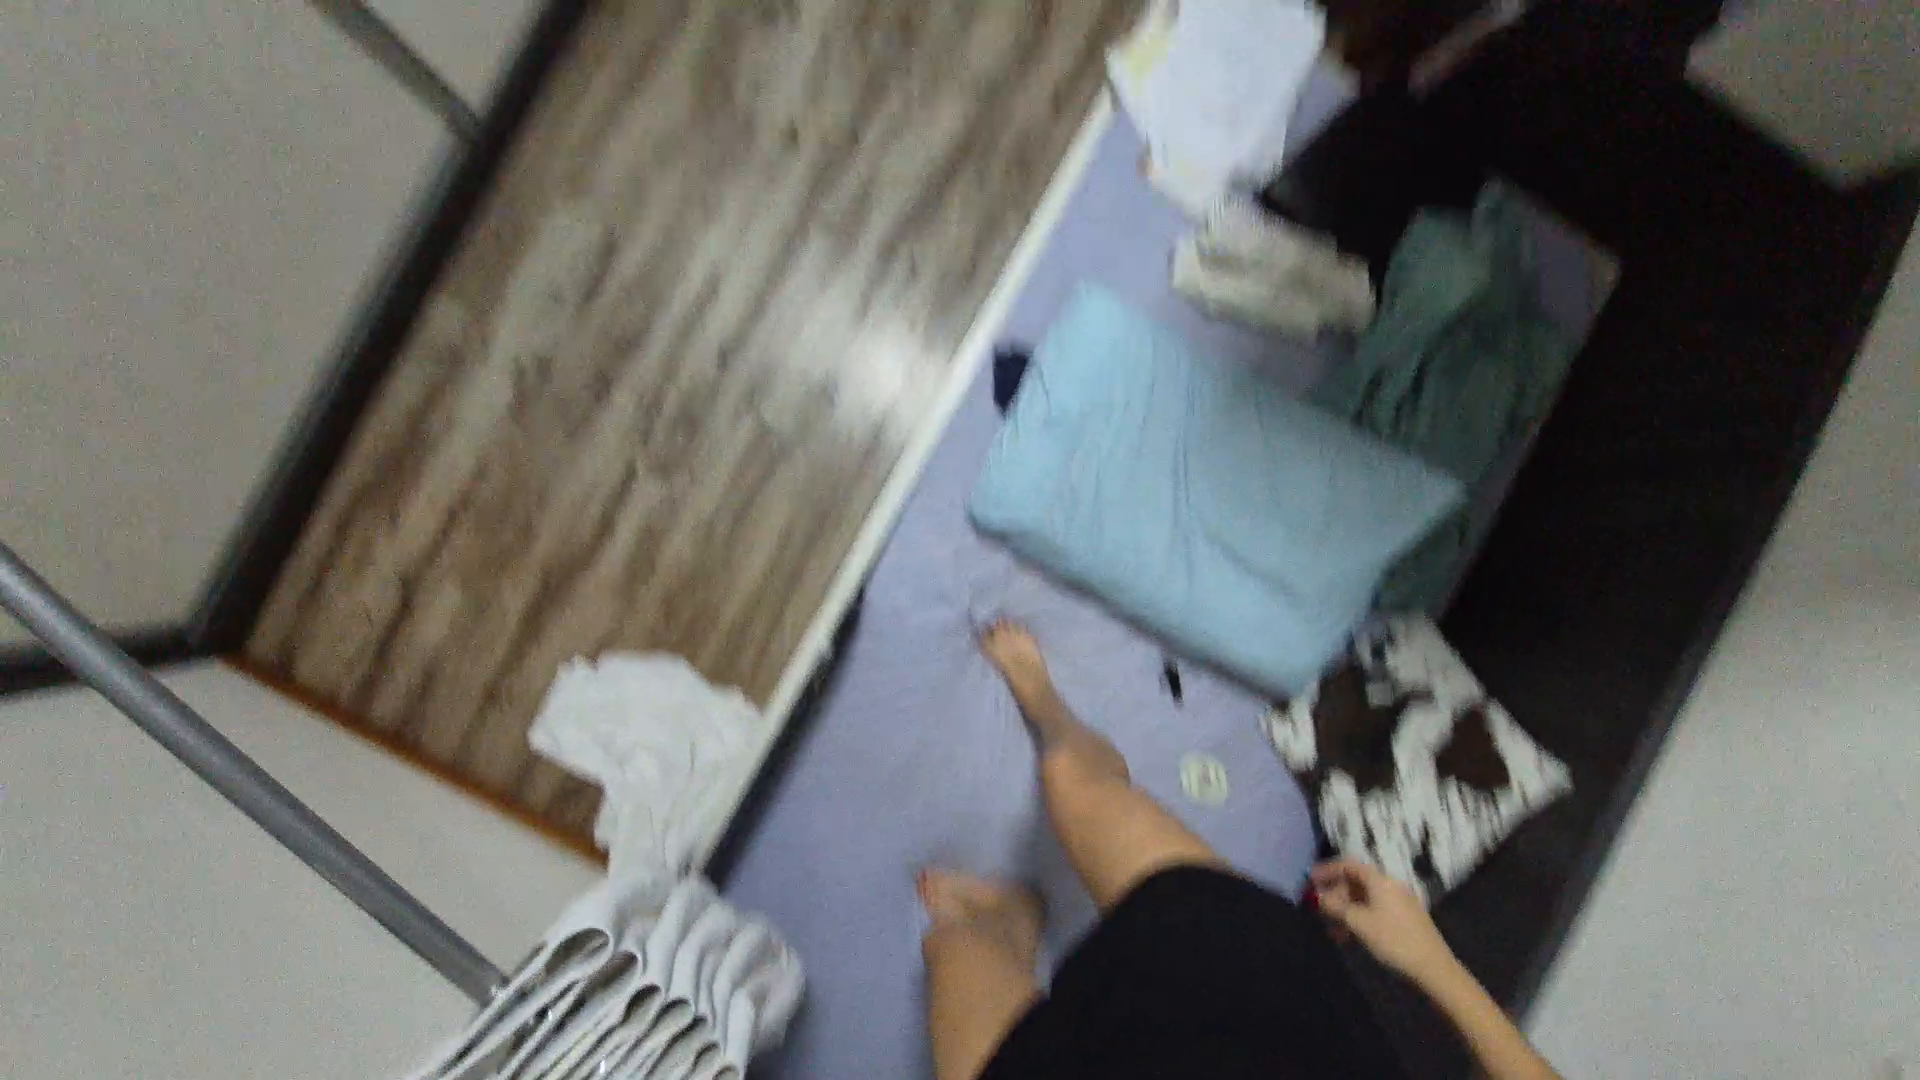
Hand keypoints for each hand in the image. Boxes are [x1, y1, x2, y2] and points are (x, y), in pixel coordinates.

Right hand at [1310, 860, 1458, 986]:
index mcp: (1380, 881)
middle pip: (1356, 882)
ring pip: (1365, 899)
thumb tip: (1318, 896)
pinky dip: (1360, 918)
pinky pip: (1376, 910)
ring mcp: (1400, 903)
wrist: (1435, 970)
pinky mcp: (1406, 919)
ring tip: (1334, 931)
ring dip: (1346, 911)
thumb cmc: (1394, 940)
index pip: (1349, 865)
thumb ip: (1336, 906)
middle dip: (1336, 895)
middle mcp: (1391, 886)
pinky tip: (1352, 937)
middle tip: (1321, 910)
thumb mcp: (1359, 923)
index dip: (1328, 870)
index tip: (1311, 880)